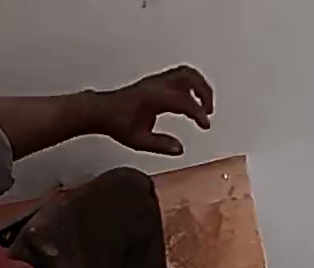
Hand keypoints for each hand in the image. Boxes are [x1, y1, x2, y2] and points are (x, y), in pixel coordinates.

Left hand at [94, 66, 214, 154]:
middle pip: (189, 77)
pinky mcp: (157, 82)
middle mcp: (157, 85)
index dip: (198, 113)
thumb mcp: (139, 141)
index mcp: (154, 97)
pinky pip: (179, 77)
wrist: (104, 111)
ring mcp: (157, 81)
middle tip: (209, 112)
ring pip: (186, 73)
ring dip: (199, 86)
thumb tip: (179, 149)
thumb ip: (161, 145)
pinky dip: (191, 86)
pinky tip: (191, 103)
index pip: (183, 101)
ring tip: (204, 106)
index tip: (206, 125)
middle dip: (204, 92)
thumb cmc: (118, 123)